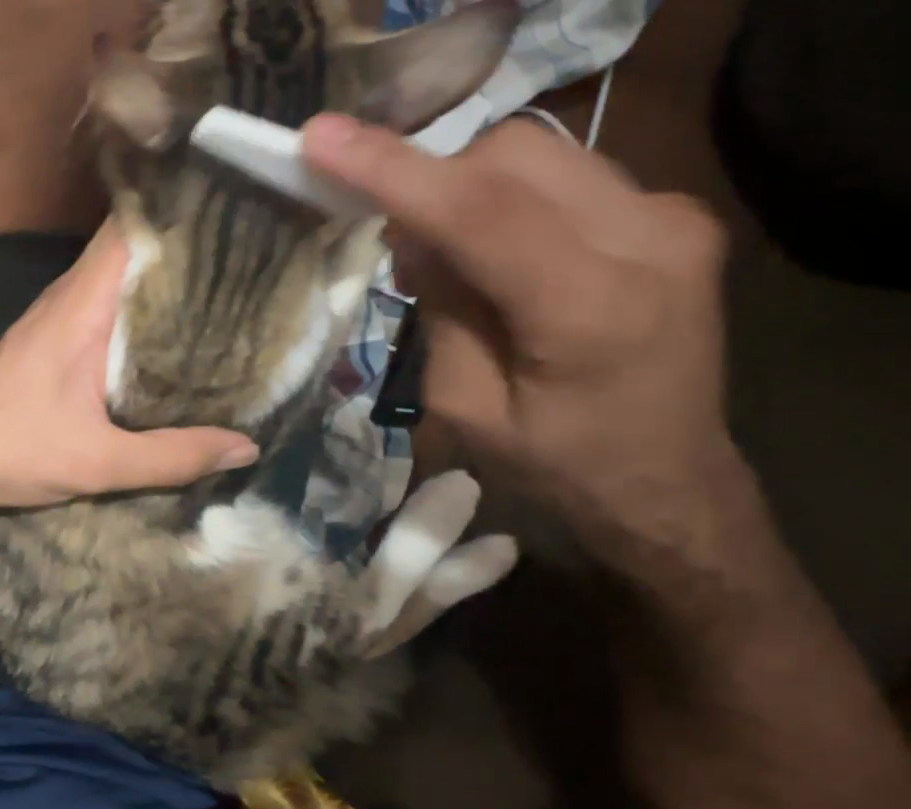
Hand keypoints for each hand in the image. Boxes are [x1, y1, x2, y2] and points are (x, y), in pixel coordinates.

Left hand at [0, 223, 258, 510]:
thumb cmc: (11, 451)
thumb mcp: (98, 463)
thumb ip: (172, 456)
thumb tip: (246, 448)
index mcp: (80, 306)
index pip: (134, 225)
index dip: (186, 208)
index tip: (245, 208)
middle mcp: (69, 298)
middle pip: (138, 250)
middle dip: (194, 249)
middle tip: (263, 255)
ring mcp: (58, 318)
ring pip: (124, 282)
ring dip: (170, 285)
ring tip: (240, 289)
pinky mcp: (53, 342)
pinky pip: (109, 311)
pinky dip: (145, 316)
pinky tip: (181, 339)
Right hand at [302, 116, 742, 565]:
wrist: (667, 482)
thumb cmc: (555, 466)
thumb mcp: (465, 410)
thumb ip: (441, 311)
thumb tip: (415, 234)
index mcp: (590, 308)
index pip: (481, 212)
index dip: (396, 171)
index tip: (322, 140)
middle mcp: (648, 238)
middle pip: (513, 157)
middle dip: (436, 180)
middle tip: (397, 244)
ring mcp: (671, 217)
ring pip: (540, 155)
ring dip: (471, 190)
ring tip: (448, 260)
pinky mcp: (672, 214)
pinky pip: (565, 177)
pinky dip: (510, 202)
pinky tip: (499, 258)